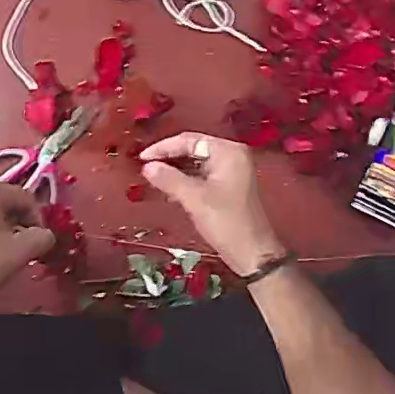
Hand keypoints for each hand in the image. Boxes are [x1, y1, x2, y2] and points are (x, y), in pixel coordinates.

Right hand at [139, 132, 285, 274]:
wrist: (252, 253)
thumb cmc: (227, 223)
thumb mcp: (195, 199)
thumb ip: (169, 179)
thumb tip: (147, 166)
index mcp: (228, 152)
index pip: (190, 140)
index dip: (164, 148)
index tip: (142, 158)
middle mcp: (232, 156)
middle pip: (193, 149)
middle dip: (169, 158)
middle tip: (145, 168)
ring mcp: (232, 171)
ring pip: (196, 163)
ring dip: (176, 170)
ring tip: (152, 178)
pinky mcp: (229, 186)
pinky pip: (202, 175)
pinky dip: (186, 180)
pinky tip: (169, 189)